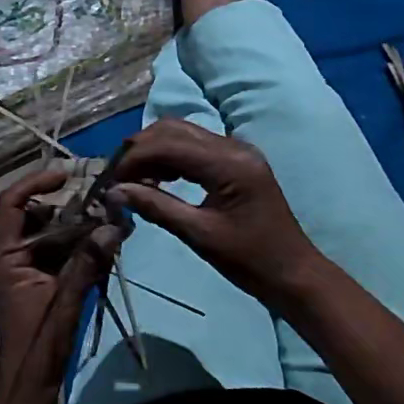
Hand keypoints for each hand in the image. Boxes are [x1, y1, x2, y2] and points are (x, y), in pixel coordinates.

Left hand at [0, 169, 122, 403]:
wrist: (32, 387)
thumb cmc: (38, 346)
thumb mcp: (65, 301)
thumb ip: (87, 263)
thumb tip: (112, 226)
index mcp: (6, 256)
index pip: (11, 203)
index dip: (34, 183)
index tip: (66, 176)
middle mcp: (14, 256)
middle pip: (39, 216)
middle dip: (71, 208)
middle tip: (104, 204)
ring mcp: (30, 268)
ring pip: (56, 233)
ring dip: (82, 228)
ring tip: (113, 225)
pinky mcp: (46, 280)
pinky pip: (65, 253)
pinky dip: (84, 248)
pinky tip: (109, 246)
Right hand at [108, 119, 323, 306]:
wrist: (293, 274)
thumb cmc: (249, 260)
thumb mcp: (199, 235)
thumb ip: (156, 207)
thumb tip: (114, 192)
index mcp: (228, 163)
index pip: (168, 145)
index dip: (133, 159)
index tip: (110, 182)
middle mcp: (233, 146)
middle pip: (172, 129)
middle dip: (139, 150)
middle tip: (118, 179)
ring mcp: (236, 150)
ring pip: (181, 133)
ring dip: (153, 151)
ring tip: (134, 181)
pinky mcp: (235, 160)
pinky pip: (193, 145)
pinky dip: (169, 156)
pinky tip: (158, 180)